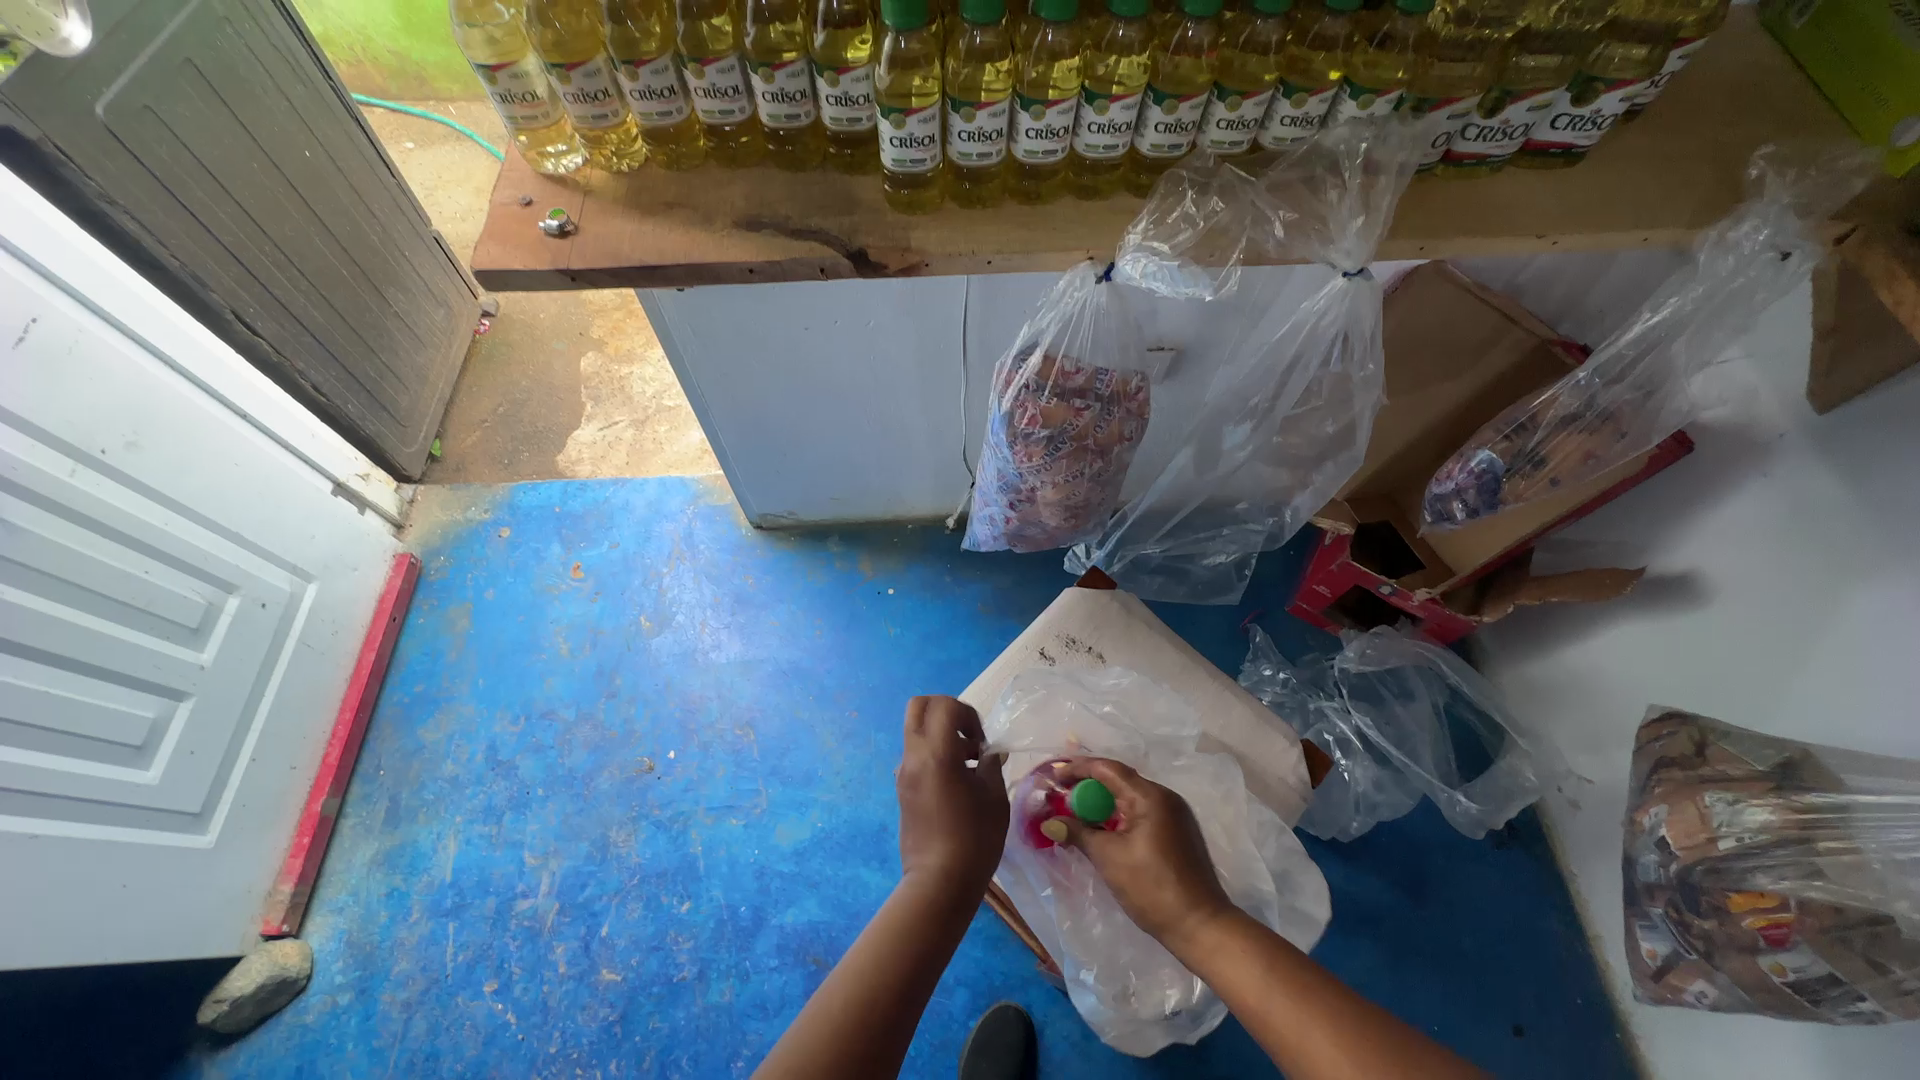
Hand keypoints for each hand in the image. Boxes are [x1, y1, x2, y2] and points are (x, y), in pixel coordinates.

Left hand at [895, 696, 1007, 892]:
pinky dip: (934, 755)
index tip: (982, 744)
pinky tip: (955, 786)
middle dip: (946, 711)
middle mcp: (913, 756)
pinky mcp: (901, 789)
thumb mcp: (994, 798)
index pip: (944, 706)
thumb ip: (991, 766)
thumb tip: (988, 754)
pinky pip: (915, 755)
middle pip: (919, 706)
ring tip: (967, 769)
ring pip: (915, 731)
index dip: (968, 714)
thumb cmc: (975, 839)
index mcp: (936, 753)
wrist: (940, 882)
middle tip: (968, 738)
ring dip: (940, 735)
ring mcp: (903, 773)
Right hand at [1060, 757, 1236, 955]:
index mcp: (1150, 796)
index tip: (1053, 776)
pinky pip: (1140, 813)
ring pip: (1130, 798)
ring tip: (1074, 812)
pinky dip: (1118, 817)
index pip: (1108, 769)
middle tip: (1059, 795)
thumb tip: (1050, 822)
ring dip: (1102, 803)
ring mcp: (1174, 815)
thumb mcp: (1108, 858)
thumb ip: (1078, 832)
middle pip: (1119, 780)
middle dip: (1087, 786)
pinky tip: (1101, 829)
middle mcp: (1165, 798)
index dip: (1077, 769)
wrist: (1200, 925)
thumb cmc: (1151, 888)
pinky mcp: (1176, 832)